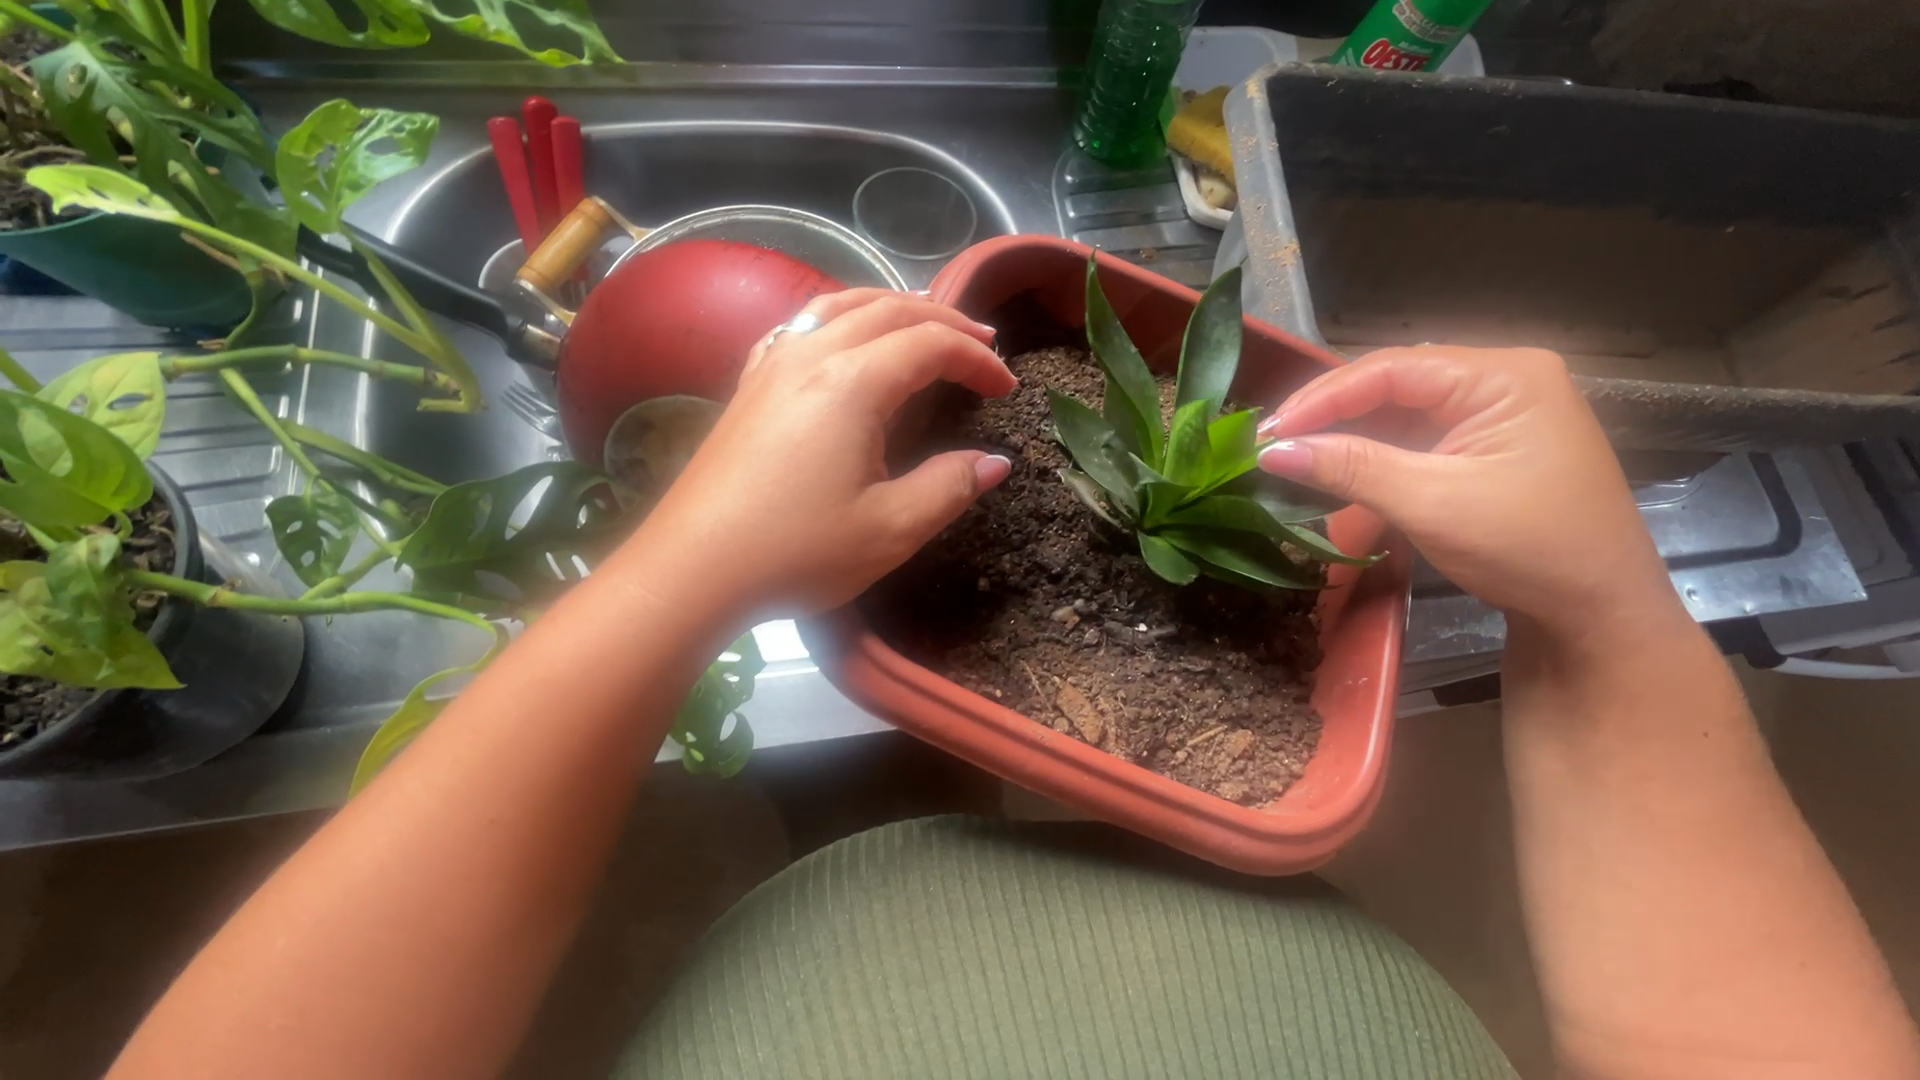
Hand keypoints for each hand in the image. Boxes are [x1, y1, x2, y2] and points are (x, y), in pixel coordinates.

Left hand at [636, 289, 1015, 617]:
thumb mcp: (891, 530)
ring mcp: (771, 366)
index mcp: (852, 383)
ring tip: (924, 324)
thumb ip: (949, 487)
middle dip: (944, 320)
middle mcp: (810, 355)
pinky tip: (842, 339)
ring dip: (892, 307)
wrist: (692, 569)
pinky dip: (841, 318)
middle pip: (888, 309)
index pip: (930, 345)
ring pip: (840, 306)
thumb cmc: (796, 552)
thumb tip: (995, 461)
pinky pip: (801, 326)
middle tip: (983, 343)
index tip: (1007, 388)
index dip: (977, 360)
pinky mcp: (748, 387)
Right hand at [1257, 346, 1681, 640]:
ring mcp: (1494, 415)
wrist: (1598, 614)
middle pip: (1392, 384)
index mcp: (1503, 376)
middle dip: (1329, 415)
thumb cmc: (1529, 549)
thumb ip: (1350, 467)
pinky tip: (1335, 471)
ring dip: (1346, 437)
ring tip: (1292, 457)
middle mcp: (1500, 382)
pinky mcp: (1484, 448)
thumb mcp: (1431, 503)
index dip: (1321, 398)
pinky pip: (1414, 439)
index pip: (1391, 369)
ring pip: (1398, 412)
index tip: (1268, 433)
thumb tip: (1272, 450)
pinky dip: (1372, 457)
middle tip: (1273, 444)